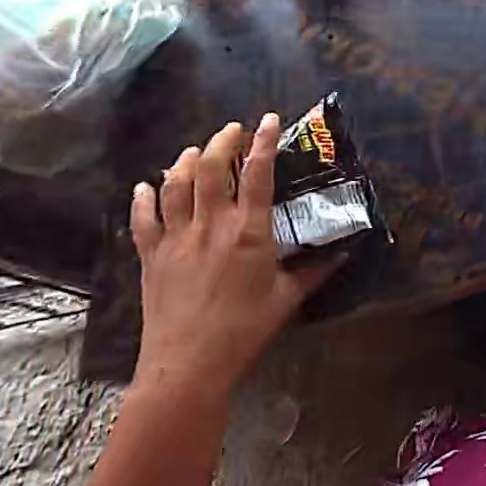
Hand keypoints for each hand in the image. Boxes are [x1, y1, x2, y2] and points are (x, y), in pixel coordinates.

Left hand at [131, 115, 341, 400]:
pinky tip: (145, 187)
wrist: (188, 366)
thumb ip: (313, 272)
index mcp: (247, 233)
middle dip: (221, 140)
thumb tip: (342, 253)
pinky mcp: (151, 254)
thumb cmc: (243, 332)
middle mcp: (210, 225)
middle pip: (210, 167)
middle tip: (231, 130)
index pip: (257, 175)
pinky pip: (143, 218)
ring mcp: (176, 237)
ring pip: (175, 183)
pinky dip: (142, 198)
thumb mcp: (285, 301)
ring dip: (183, 160)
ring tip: (193, 151)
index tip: (268, 120)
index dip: (264, 142)